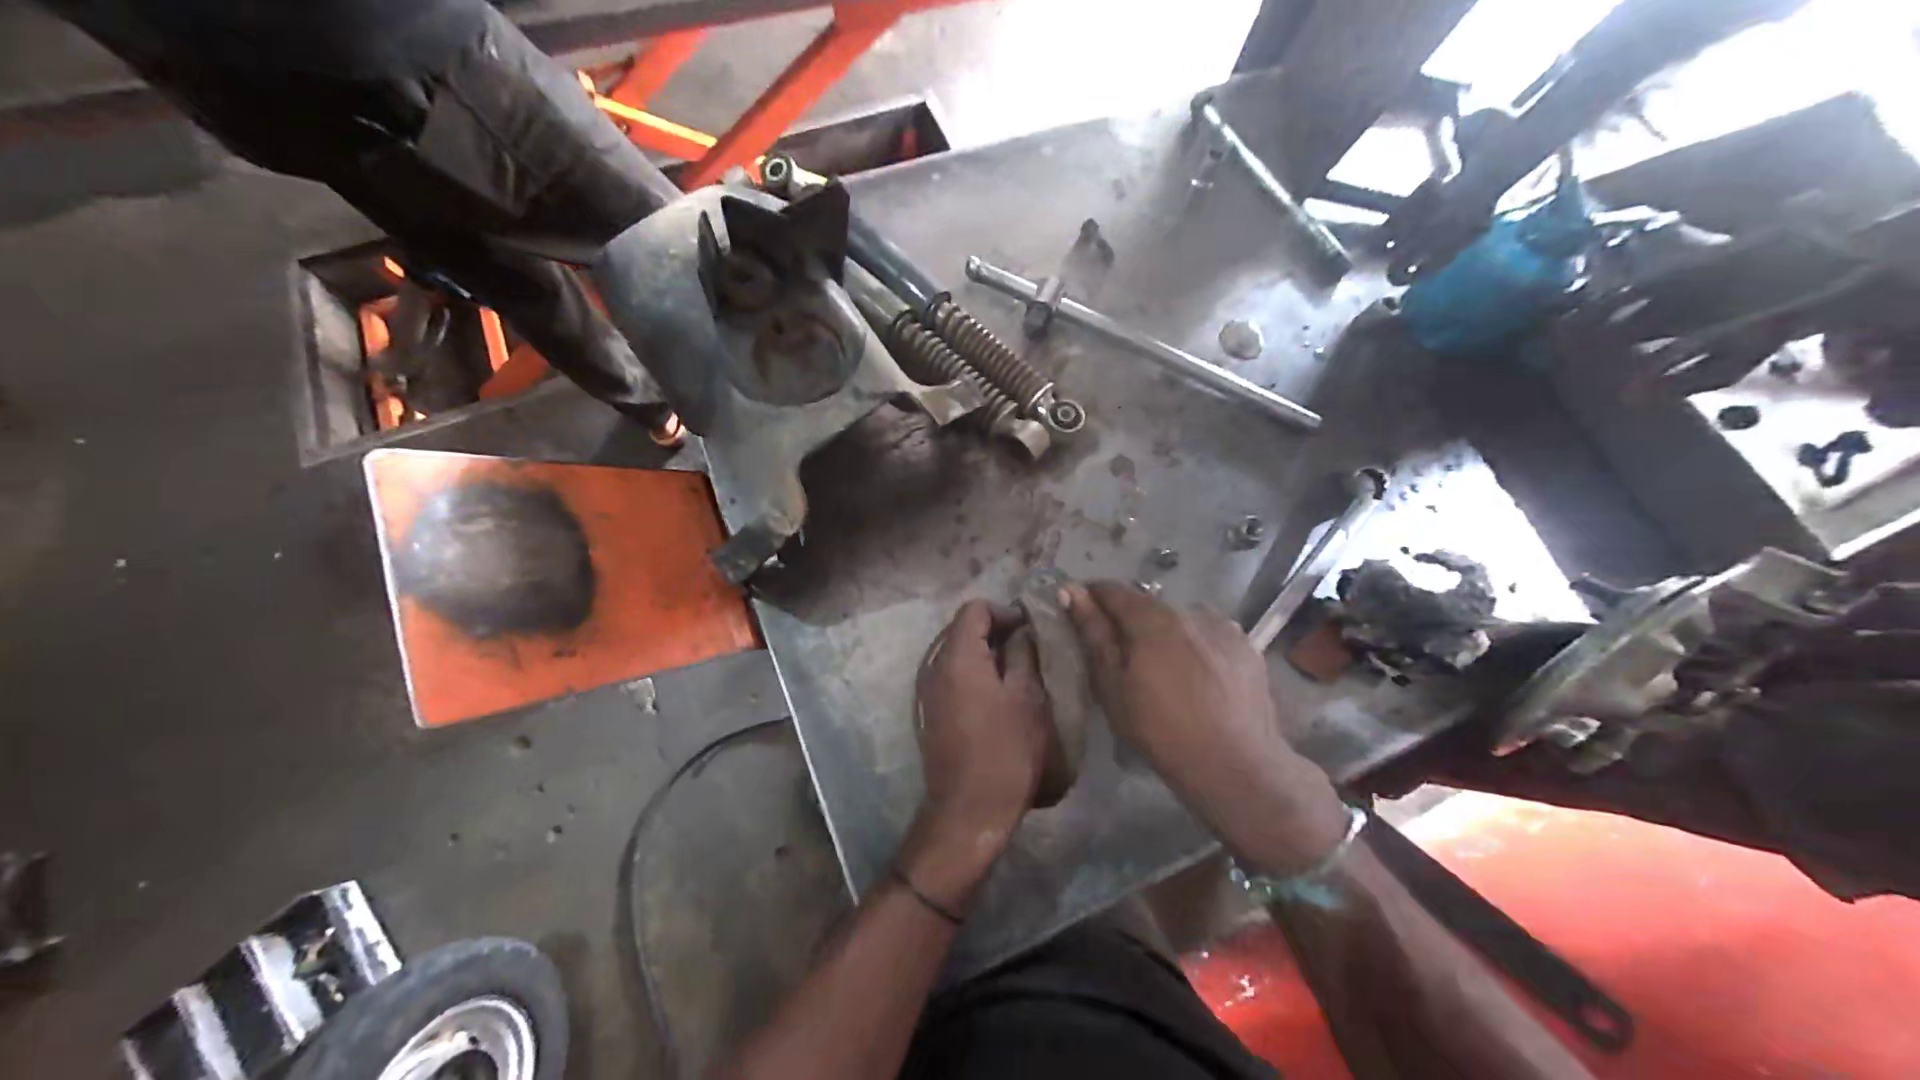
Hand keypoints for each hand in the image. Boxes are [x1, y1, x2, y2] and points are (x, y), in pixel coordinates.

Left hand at [900, 600, 1050, 912]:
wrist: (970, 808)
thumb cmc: (1006, 750)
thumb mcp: (1026, 697)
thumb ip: (1023, 654)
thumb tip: (1021, 631)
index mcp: (956, 657)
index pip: (974, 610)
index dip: (1004, 612)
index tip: (1029, 630)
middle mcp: (933, 666)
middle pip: (961, 628)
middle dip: (994, 630)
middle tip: (1028, 647)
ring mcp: (926, 690)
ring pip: (955, 651)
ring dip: (984, 652)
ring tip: (1016, 670)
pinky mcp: (928, 710)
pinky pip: (949, 674)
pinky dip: (972, 671)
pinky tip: (997, 692)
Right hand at [1063, 581, 1350, 873]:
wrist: (1235, 764)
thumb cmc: (1161, 730)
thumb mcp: (1113, 687)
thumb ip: (1094, 634)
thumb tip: (1072, 591)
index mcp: (1152, 618)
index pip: (1113, 590)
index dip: (1092, 598)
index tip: (1082, 617)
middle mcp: (1190, 610)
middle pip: (1149, 606)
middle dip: (1131, 623)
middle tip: (1124, 659)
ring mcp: (1225, 626)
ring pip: (1182, 621)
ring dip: (1167, 635)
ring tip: (1167, 672)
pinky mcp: (1247, 647)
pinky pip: (1211, 636)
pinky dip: (1198, 647)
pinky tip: (1199, 679)